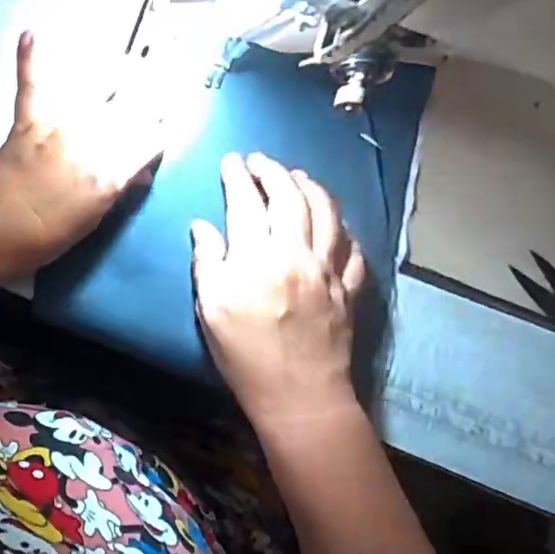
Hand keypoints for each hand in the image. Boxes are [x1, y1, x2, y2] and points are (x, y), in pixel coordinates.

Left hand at [0, 30, 162, 275]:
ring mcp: (60, 125)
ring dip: (122, 68)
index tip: (182, 108)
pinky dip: (28, 60)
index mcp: (114, 169)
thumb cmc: (49, 235)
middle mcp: (93, 139)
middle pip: (135, 104)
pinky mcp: (29, 120)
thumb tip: (142, 168)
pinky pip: (32, 85)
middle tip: (178, 59)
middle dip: (159, 85)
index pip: (154, 136)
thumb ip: (120, 186)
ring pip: (97, 88)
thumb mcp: (96, 216)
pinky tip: (29, 33)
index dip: (168, 123)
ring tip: (145, 49)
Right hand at [190, 153, 366, 433]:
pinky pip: (351, 246)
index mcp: (256, 258)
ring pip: (327, 214)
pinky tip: (334, 220)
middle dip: (273, 173)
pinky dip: (341, 225)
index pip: (247, 204)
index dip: (238, 178)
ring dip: (311, 188)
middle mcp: (296, 254)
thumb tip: (203, 226)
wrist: (298, 393)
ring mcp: (328, 269)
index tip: (231, 161)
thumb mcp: (209, 308)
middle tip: (259, 160)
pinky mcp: (348, 287)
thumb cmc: (243, 353)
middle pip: (290, 200)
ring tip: (297, 175)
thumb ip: (207, 262)